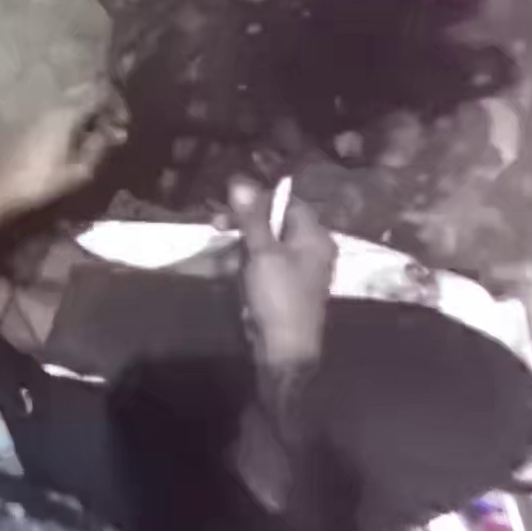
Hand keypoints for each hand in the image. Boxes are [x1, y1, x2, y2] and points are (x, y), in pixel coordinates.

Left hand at [0, 90, 126, 213]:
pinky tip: (78, 137)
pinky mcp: (32, 121)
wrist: (3, 187)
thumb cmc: (43, 181)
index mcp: (68, 112)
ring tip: (98, 134)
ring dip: (88, 110)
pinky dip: (74, 116)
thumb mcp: (80, 170)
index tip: (124, 125)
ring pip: (72, 98)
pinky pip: (60, 109)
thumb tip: (118, 132)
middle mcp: (54, 104)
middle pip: (86, 89)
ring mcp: (40, 111)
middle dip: (104, 104)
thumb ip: (101, 146)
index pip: (100, 93)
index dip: (117, 106)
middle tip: (113, 126)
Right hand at [227, 176, 334, 371]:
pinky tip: (232, 264)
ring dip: (243, 239)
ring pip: (269, 242)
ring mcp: (300, 269)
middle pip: (278, 222)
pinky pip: (267, 261)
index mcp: (315, 237)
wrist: (284, 349)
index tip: (229, 201)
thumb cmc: (278, 296)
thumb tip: (240, 181)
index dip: (260, 199)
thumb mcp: (263, 253)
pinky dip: (249, 258)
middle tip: (216, 224)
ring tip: (219, 243)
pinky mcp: (286, 285)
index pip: (289, 203)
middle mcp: (312, 249)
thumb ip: (252, 218)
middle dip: (246, 220)